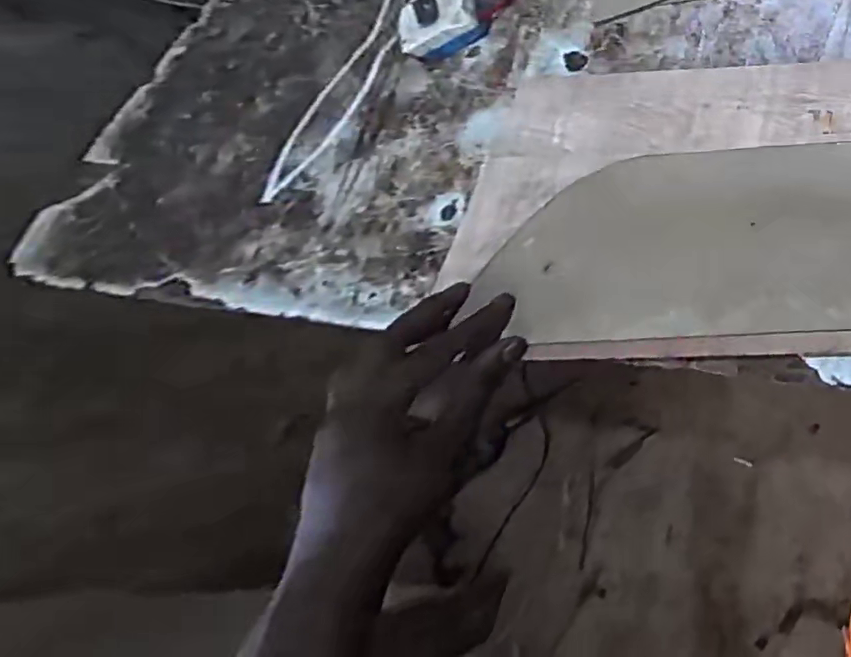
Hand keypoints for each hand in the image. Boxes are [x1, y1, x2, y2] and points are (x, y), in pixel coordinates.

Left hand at [292, 285, 525, 569]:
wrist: (341, 559)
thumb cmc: (401, 499)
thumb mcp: (449, 444)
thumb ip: (478, 390)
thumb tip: (513, 344)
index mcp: (377, 399)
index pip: (436, 350)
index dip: (476, 326)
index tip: (506, 301)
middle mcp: (350, 399)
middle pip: (390, 343)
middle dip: (429, 315)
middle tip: (461, 291)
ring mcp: (337, 416)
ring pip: (368, 360)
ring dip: (404, 334)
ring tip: (433, 319)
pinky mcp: (337, 432)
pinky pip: (362, 378)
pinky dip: (389, 359)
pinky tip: (403, 365)